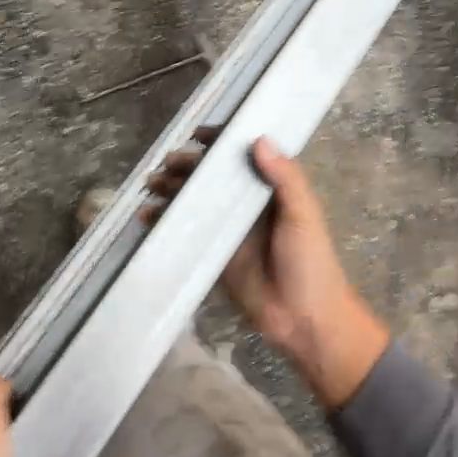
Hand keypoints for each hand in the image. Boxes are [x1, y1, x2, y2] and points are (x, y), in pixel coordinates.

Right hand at [149, 135, 389, 409]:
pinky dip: (166, 222)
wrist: (304, 321)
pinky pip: (187, 232)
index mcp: (270, 187)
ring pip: (195, 199)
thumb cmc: (310, 262)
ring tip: (150, 186)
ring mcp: (228, 228)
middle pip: (212, 175)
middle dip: (187, 166)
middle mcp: (246, 202)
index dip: (219, 141)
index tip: (197, 135)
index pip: (241, 153)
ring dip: (172, 189)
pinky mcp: (214, 254)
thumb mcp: (304, 215)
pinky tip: (147, 217)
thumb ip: (286, 177)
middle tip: (165, 165)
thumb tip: (259, 139)